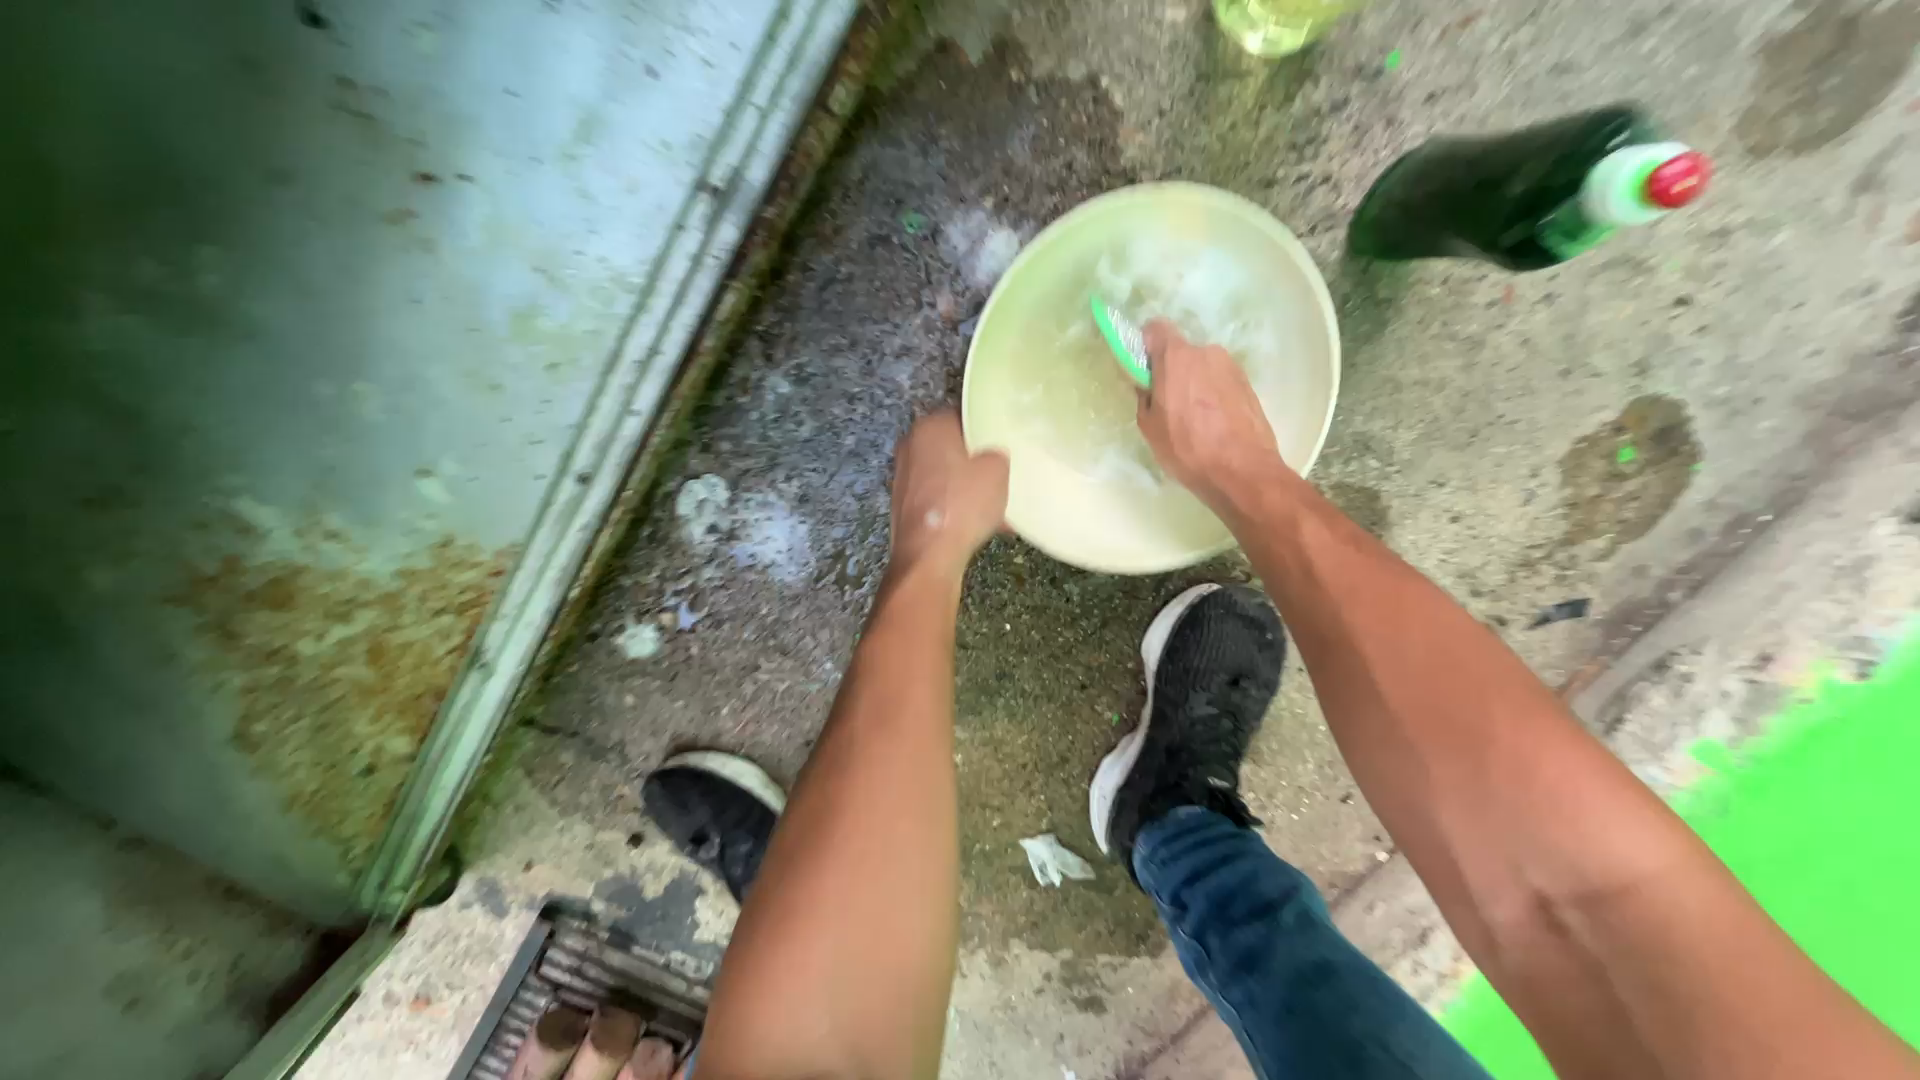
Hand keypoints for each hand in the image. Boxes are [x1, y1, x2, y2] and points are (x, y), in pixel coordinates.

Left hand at [887, 409, 1008, 582]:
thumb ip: (996, 455)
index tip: (1001, 445)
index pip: (962, 416)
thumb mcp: (997, 471)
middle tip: (999, 478)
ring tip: (994, 508)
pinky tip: (975, 525)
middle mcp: (909, 446)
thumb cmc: (963, 503)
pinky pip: (937, 499)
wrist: (929, 554)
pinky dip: (954, 508)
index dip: (984, 430)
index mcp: (929, 427)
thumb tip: (991, 458)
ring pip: (945, 476)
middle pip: (951, 448)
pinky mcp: (901, 507)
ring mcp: (901, 478)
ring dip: (966, 489)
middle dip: (974, 463)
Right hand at [1136, 318, 1290, 511]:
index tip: (1143, 369)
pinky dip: (1213, 395)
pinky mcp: (1248, 384)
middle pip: (1181, 352)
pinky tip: (1213, 424)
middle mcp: (1206, 352)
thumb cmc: (1188, 448)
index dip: (1145, 345)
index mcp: (1177, 357)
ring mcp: (1231, 367)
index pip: (1156, 328)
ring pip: (1202, 368)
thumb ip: (1144, 396)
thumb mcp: (1150, 426)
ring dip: (1194, 383)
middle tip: (1166, 403)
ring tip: (1193, 419)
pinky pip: (1220, 382)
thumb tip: (1147, 384)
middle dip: (1171, 370)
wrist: (1243, 470)